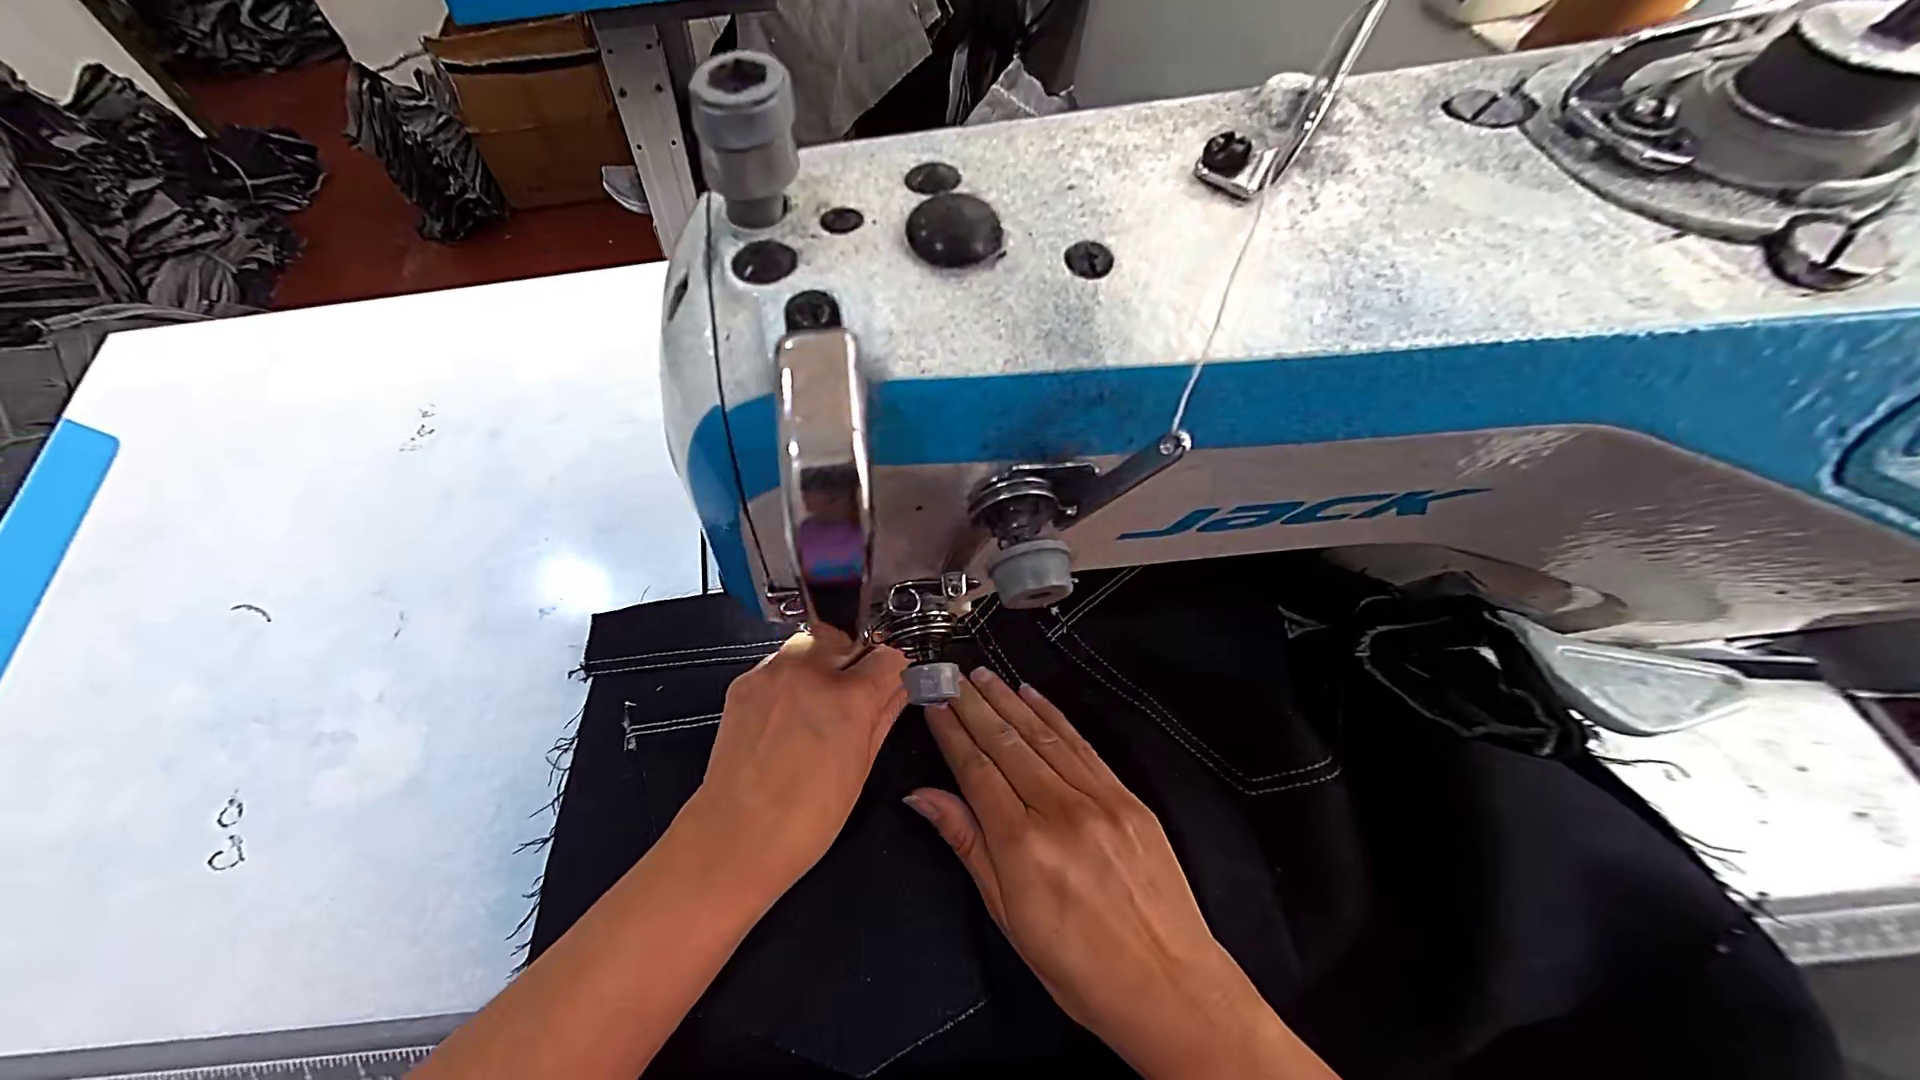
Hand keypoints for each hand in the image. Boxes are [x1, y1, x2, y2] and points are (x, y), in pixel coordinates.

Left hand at [679, 630, 908, 894]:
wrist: (736, 836)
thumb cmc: (802, 818)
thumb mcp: (862, 766)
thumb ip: (884, 715)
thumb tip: (899, 689)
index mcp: (849, 698)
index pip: (888, 656)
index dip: (893, 671)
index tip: (890, 682)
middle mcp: (810, 673)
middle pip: (847, 640)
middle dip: (855, 661)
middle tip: (853, 696)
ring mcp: (773, 674)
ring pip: (811, 643)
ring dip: (821, 662)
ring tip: (818, 702)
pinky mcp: (745, 681)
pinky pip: (779, 662)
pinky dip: (791, 677)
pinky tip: (789, 713)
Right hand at [908, 669, 1336, 1079]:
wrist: (1168, 986)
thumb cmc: (1082, 967)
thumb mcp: (1009, 916)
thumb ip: (967, 843)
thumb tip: (923, 799)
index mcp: (1024, 846)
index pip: (976, 770)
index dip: (951, 733)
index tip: (934, 706)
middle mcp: (1061, 812)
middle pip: (1006, 743)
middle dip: (973, 705)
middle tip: (950, 677)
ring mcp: (1099, 800)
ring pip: (1042, 735)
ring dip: (1008, 700)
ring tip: (983, 677)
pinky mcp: (1127, 797)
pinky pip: (1082, 744)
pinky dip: (1054, 715)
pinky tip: (1033, 696)